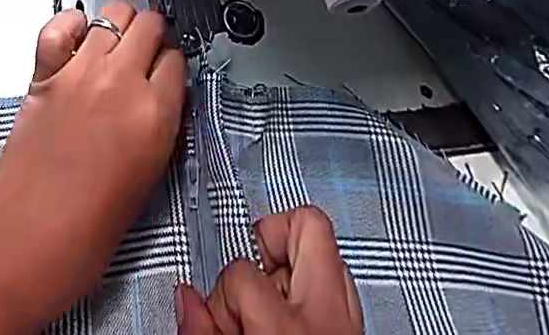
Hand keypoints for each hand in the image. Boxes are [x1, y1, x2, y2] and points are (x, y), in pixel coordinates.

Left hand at [0, 2, 187, 327]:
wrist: (37, 228)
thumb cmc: (94, 218)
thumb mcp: (151, 170)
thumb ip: (159, 121)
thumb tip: (159, 93)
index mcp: (157, 112)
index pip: (177, 60)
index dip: (171, 62)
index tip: (165, 67)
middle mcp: (122, 81)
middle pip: (149, 24)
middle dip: (151, 32)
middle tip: (144, 46)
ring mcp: (82, 70)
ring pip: (113, 13)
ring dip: (118, 23)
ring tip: (113, 39)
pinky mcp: (47, 70)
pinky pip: (61, 25)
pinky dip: (71, 22)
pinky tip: (77, 34)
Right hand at [174, 206, 362, 334]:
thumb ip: (203, 329)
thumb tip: (186, 297)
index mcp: (291, 327)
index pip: (241, 268)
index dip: (223, 287)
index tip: (218, 312)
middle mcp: (331, 317)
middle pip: (308, 223)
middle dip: (270, 241)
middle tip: (251, 279)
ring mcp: (354, 321)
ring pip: (327, 252)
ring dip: (293, 267)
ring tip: (270, 301)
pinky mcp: (362, 328)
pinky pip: (339, 282)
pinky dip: (311, 289)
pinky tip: (291, 316)